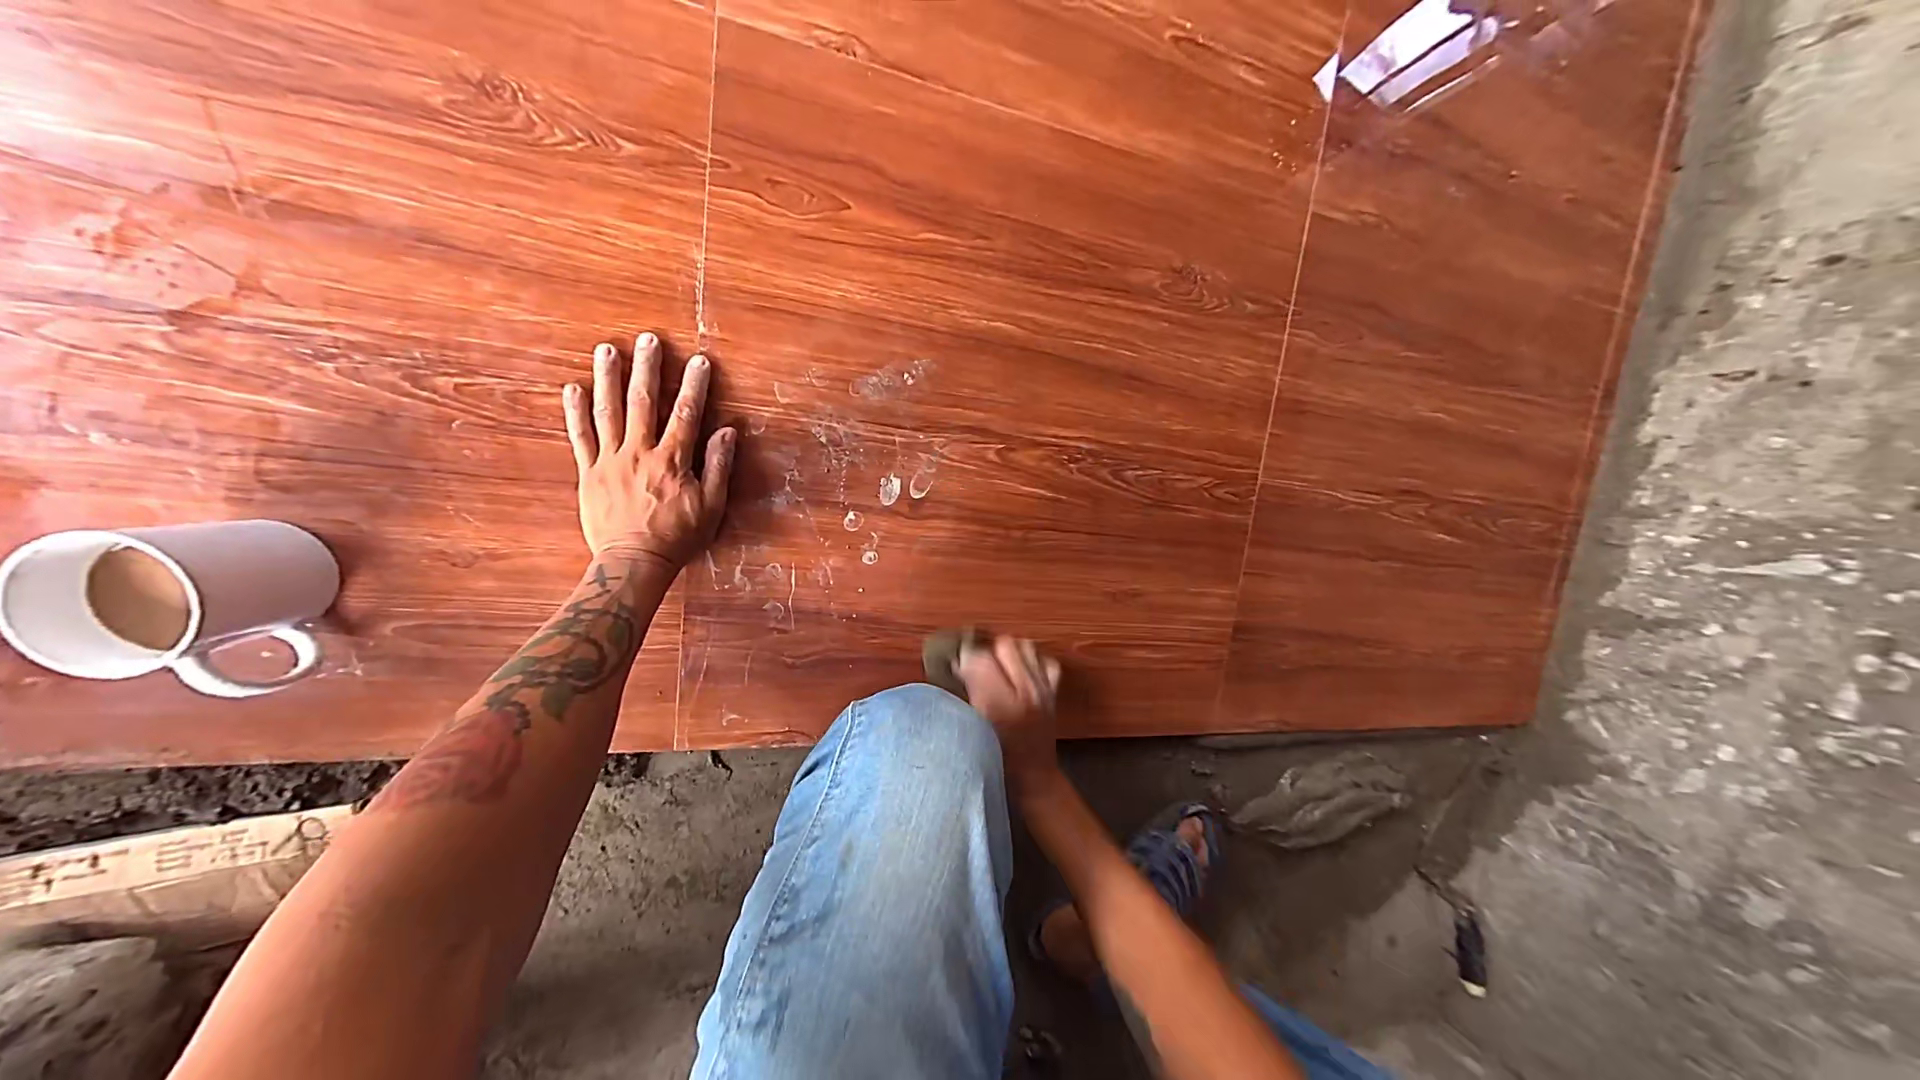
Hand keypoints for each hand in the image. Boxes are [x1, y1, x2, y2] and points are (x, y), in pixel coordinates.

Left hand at [563, 332, 734, 567]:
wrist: (634, 562)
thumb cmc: (677, 538)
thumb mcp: (711, 507)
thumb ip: (718, 467)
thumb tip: (728, 433)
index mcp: (672, 460)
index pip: (686, 414)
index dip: (694, 386)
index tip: (699, 361)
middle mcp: (640, 453)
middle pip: (644, 402)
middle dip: (648, 368)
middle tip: (649, 339)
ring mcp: (611, 461)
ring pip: (609, 411)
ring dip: (609, 378)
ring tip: (608, 349)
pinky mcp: (589, 473)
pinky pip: (580, 437)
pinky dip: (575, 412)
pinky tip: (573, 388)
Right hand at [958, 636, 1063, 796]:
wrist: (1034, 781)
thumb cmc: (997, 764)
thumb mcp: (970, 732)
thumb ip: (962, 698)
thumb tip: (956, 668)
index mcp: (1000, 704)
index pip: (979, 658)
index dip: (963, 659)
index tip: (955, 668)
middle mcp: (1026, 692)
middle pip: (1004, 644)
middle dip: (985, 651)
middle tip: (975, 667)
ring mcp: (1043, 690)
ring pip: (1025, 646)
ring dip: (1008, 651)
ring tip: (996, 667)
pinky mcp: (1053, 692)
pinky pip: (1045, 660)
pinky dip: (1032, 660)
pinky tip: (1019, 673)